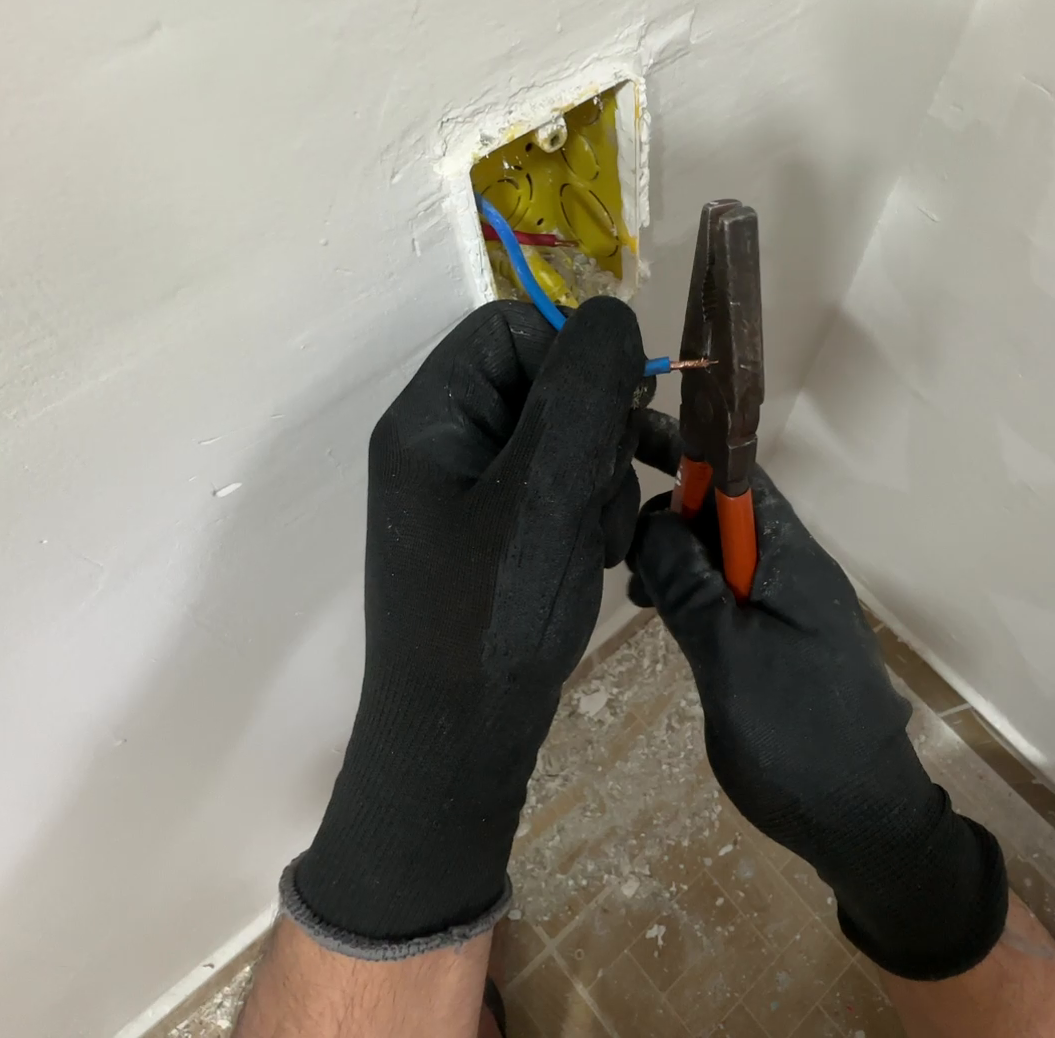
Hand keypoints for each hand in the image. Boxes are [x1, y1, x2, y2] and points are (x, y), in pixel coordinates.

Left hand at [284, 298, 645, 958]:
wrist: (464, 736)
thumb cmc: (495, 613)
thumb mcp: (544, 492)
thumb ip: (580, 392)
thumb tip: (613, 318)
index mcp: (432, 417)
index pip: (510, 330)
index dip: (575, 356)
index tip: (622, 407)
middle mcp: (446, 443)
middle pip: (545, 384)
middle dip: (594, 434)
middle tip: (605, 492)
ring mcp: (473, 490)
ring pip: (566, 440)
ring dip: (599, 480)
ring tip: (599, 541)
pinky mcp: (501, 529)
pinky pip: (562, 488)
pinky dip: (590, 513)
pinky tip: (596, 557)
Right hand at [626, 413, 1006, 978]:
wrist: (861, 819)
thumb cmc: (796, 735)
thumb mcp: (728, 658)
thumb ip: (689, 586)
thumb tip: (652, 521)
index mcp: (789, 559)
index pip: (738, 479)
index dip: (688, 452)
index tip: (631, 438)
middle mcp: (791, 570)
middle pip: (725, 513)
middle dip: (670, 509)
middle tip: (613, 534)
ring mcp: (787, 607)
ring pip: (722, 556)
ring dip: (676, 556)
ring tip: (633, 586)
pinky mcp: (778, 640)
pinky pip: (728, 595)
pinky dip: (691, 593)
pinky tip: (661, 613)